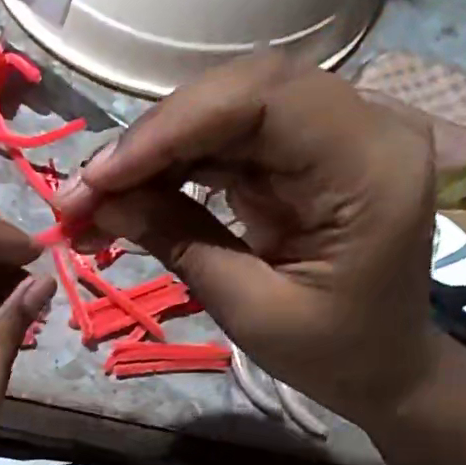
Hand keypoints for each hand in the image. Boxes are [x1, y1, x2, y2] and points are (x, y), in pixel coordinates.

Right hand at [55, 54, 440, 425]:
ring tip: (90, 203)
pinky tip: (129, 197)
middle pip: (240, 96)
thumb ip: (182, 245)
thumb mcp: (253, 311)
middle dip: (152, 143)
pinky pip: (230, 143)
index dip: (173, 126)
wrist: (385, 368)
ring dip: (153, 156)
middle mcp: (363, 127)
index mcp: (370, 165)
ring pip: (225, 114)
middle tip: (80, 195)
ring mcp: (334, 135)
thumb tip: (101, 202)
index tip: (102, 177)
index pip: (264, 99)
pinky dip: (175, 169)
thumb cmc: (333, 354)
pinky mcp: (305, 155)